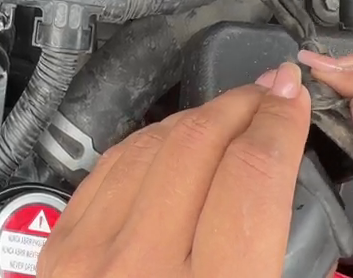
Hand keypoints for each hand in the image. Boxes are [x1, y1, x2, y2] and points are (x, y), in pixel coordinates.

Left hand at [39, 61, 310, 277]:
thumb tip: (285, 177)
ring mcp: (87, 254)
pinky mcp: (59, 247)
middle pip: (196, 144)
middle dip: (243, 104)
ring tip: (233, 110)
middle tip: (272, 91)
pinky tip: (177, 135)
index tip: (293, 98)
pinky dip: (151, 141)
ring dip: (199, 117)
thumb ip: (276, 248)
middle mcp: (139, 268)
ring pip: (151, 143)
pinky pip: (111, 164)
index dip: (279, 123)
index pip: (250, 176)